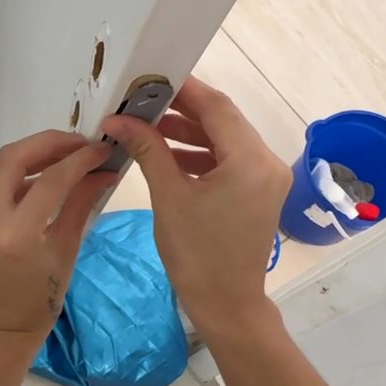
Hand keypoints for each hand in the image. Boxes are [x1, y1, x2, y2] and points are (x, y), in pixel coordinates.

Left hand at [0, 129, 112, 338]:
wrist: (7, 324)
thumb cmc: (43, 297)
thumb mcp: (68, 250)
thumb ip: (82, 204)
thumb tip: (104, 170)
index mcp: (17, 235)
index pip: (50, 180)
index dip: (79, 159)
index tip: (102, 149)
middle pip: (14, 157)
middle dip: (50, 142)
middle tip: (82, 144)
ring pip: (4, 166)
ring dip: (37, 154)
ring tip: (70, 156)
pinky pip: (0, 183)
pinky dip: (25, 172)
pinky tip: (50, 175)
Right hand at [101, 75, 290, 340]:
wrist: (226, 304)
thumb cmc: (196, 255)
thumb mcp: (169, 198)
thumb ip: (149, 150)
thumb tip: (119, 120)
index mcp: (250, 159)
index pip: (216, 106)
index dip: (182, 89)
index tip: (149, 80)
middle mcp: (267, 161)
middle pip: (223, 121)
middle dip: (181, 111)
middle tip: (141, 105)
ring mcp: (266, 178)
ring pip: (225, 142)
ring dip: (188, 134)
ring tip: (147, 130)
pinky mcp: (259, 194)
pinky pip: (229, 162)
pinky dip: (200, 156)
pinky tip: (168, 157)